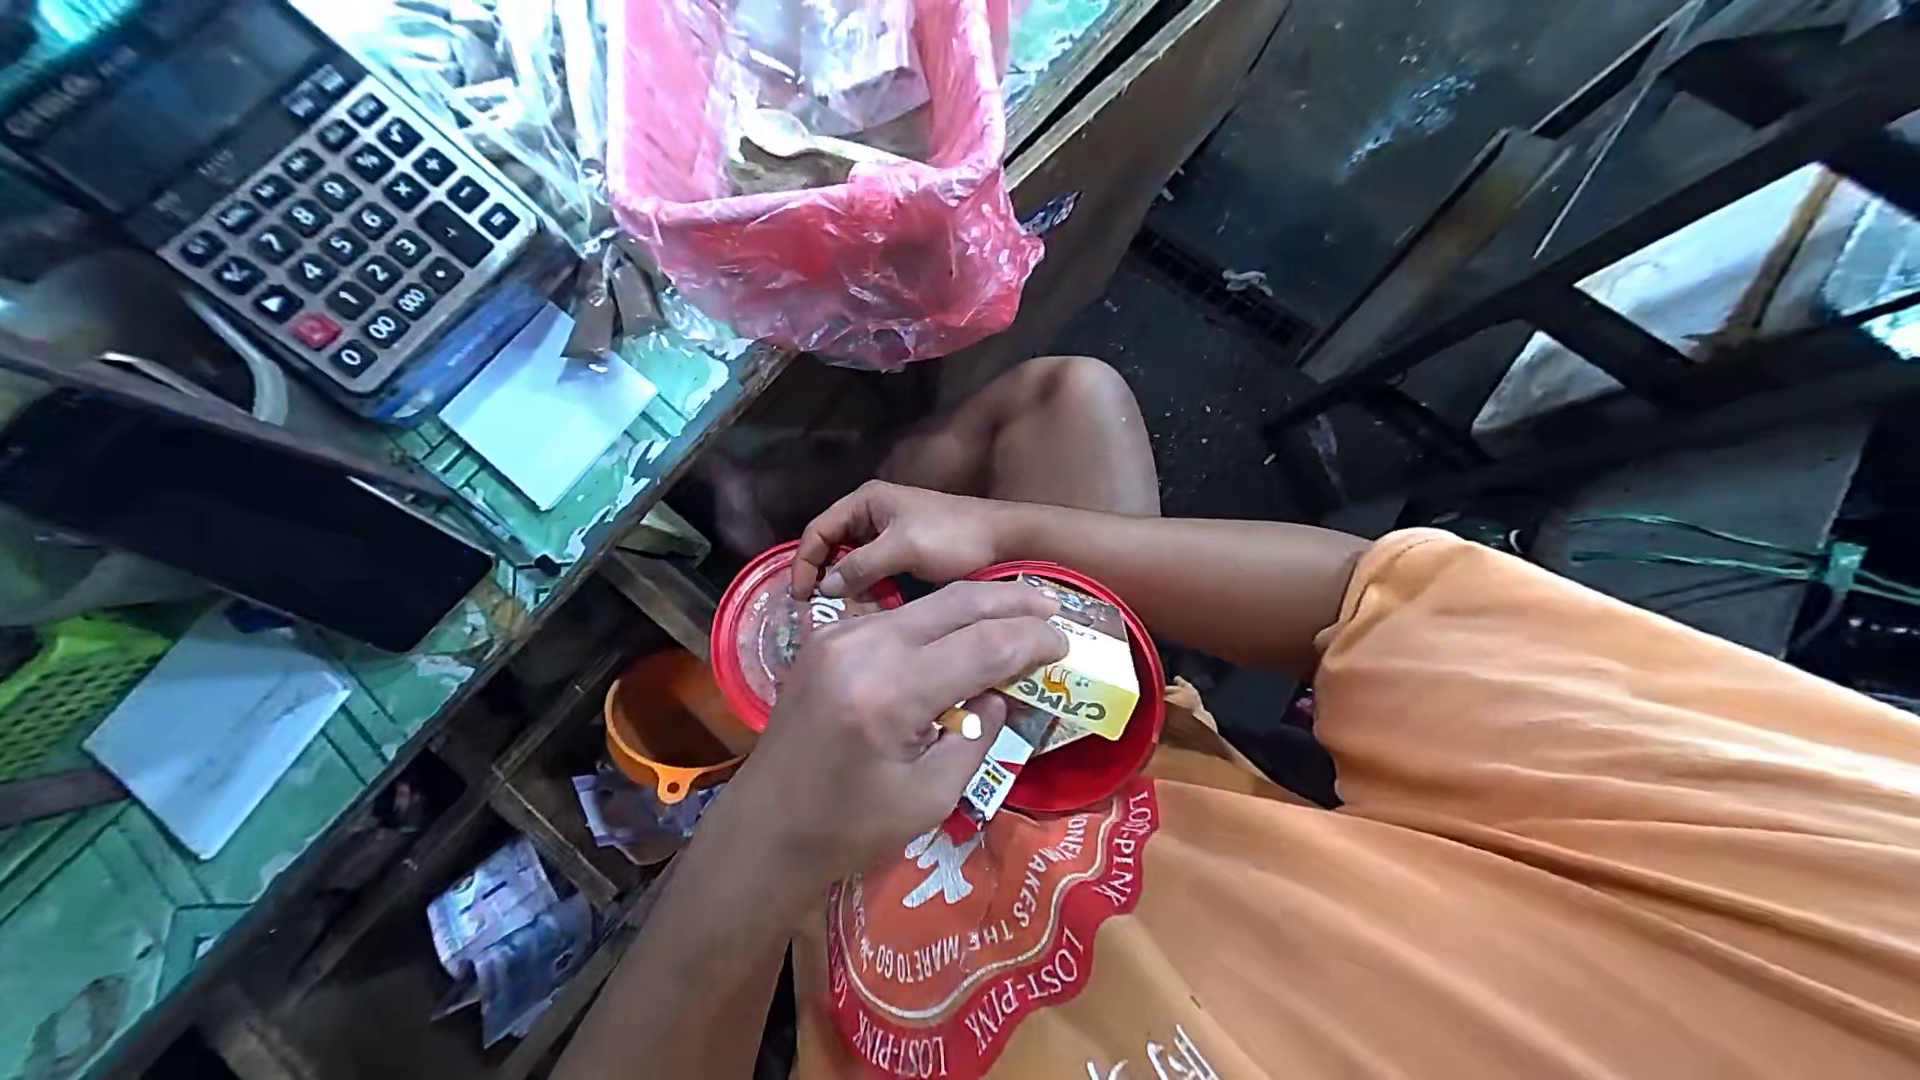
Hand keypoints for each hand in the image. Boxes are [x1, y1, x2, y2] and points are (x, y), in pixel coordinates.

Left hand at [717, 581, 1066, 883]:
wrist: (765, 824)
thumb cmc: (850, 827)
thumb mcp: (932, 796)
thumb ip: (977, 735)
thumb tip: (1001, 689)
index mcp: (888, 694)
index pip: (982, 646)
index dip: (1031, 641)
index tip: (1065, 644)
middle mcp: (863, 646)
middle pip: (957, 603)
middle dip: (1011, 602)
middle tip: (1052, 609)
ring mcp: (840, 633)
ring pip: (928, 603)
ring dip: (977, 606)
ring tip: (1018, 613)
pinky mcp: (828, 635)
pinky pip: (898, 617)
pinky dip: (939, 620)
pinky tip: (963, 631)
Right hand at [792, 481, 1022, 599]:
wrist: (1002, 540)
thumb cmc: (953, 536)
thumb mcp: (903, 548)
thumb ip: (861, 565)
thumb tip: (825, 588)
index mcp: (867, 502)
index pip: (818, 530)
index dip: (804, 562)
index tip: (801, 595)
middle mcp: (872, 514)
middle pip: (833, 546)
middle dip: (825, 575)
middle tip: (818, 608)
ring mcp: (888, 533)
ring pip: (853, 562)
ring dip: (847, 584)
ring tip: (843, 611)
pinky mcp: (903, 553)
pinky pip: (873, 571)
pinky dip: (867, 588)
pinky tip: (868, 608)